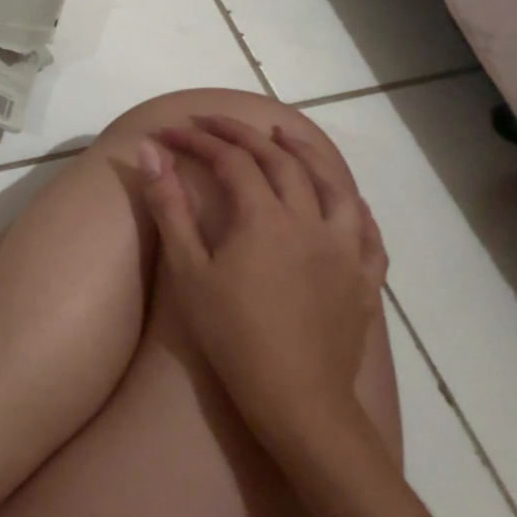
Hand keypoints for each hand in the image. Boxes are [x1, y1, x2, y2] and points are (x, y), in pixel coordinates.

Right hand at [139, 115, 387, 437]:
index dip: (198, 142)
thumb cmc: (229, 329)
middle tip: (211, 123)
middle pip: (282, 163)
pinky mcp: (364, 277)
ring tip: (284, 136)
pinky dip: (350, 202)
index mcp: (265, 219)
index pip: (232, 162)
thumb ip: (169, 205)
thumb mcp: (186, 266)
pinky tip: (341, 197)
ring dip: (306, 154)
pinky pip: (366, 229)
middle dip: (244, 135)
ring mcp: (345, 250)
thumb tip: (150, 153)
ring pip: (335, 186)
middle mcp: (312, 223)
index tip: (167, 135)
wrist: (295, 393)